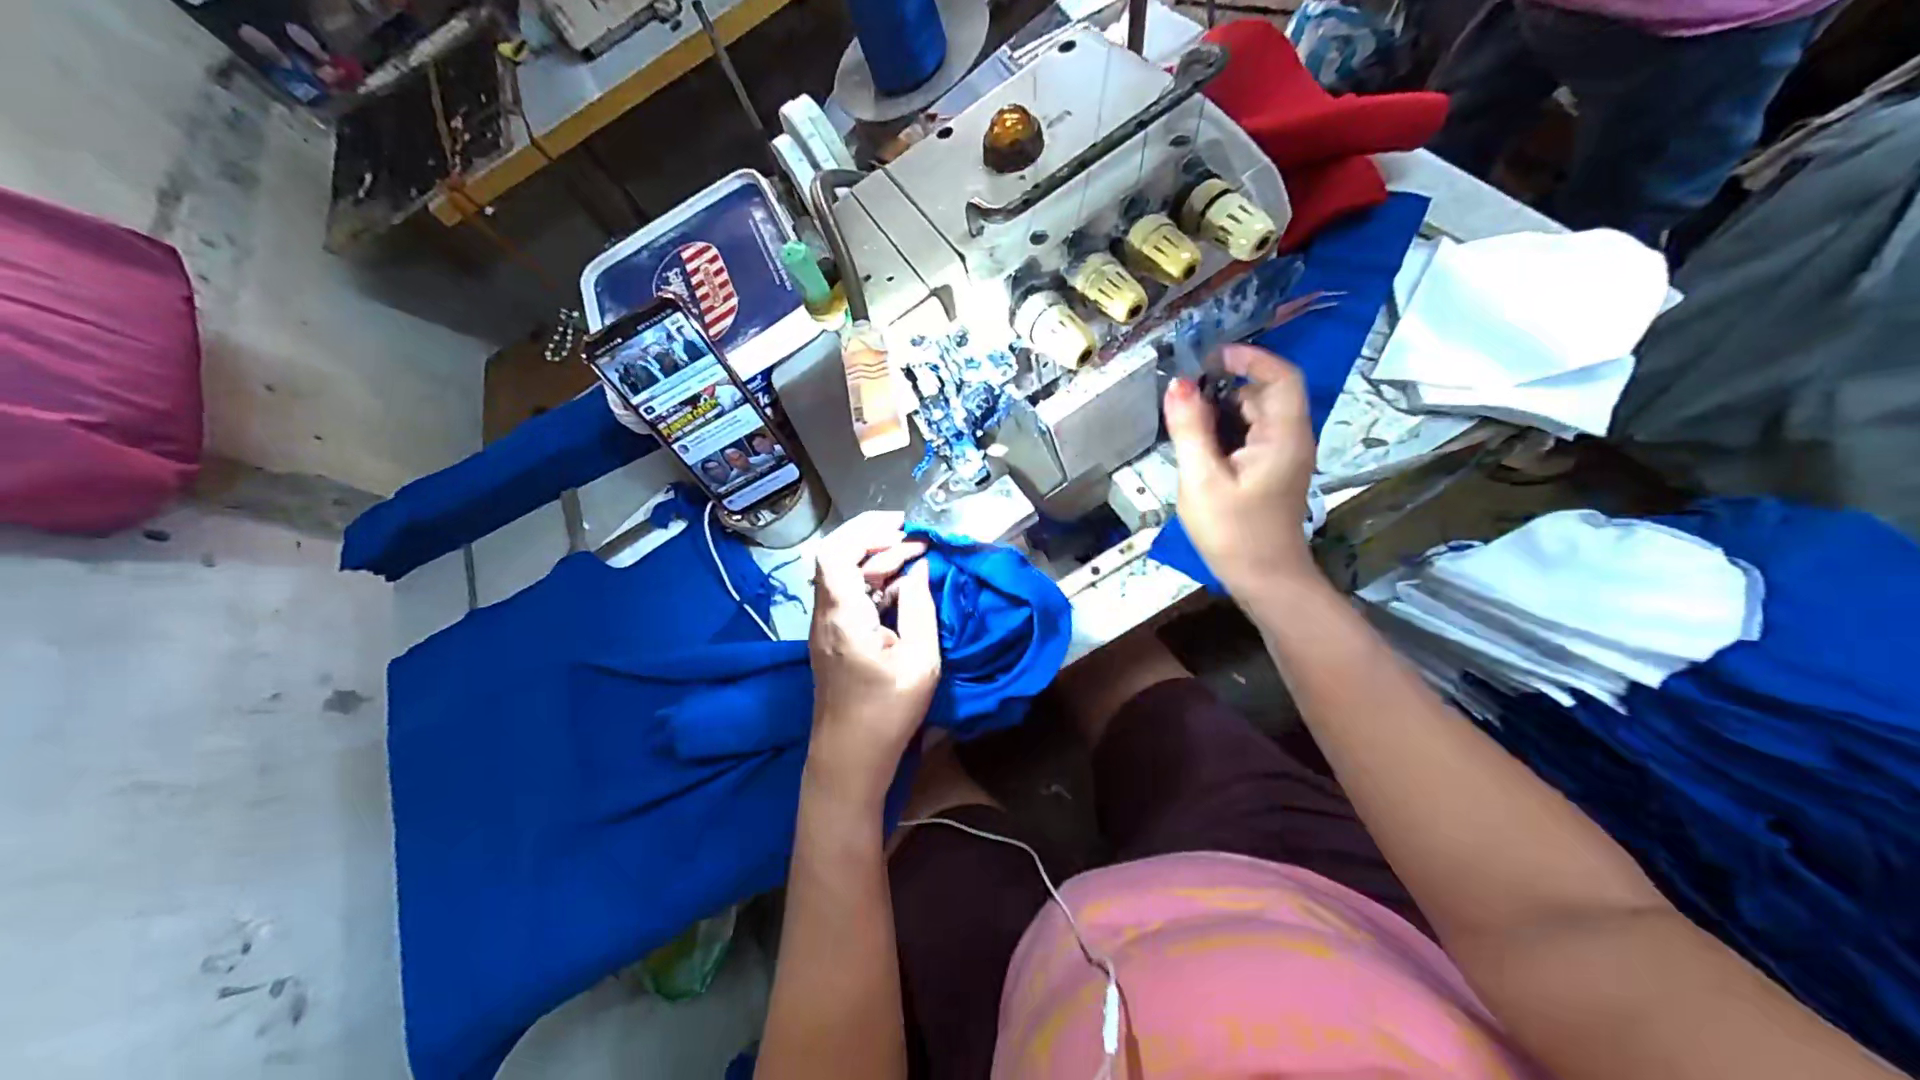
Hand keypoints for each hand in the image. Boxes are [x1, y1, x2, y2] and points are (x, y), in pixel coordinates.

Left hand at [807, 511, 941, 801]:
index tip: (902, 526)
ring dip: (878, 563)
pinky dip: (874, 585)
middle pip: (839, 558)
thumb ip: (919, 608)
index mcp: (843, 615)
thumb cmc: (886, 713)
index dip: (865, 528)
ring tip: (917, 562)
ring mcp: (826, 628)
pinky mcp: (834, 640)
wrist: (849, 759)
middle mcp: (826, 615)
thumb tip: (918, 570)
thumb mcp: (919, 660)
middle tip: (920, 545)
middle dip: (879, 542)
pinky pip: (850, 597)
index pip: (835, 551)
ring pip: (844, 577)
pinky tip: (902, 590)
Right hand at [1163, 345, 1320, 600]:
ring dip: (1225, 407)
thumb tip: (1177, 385)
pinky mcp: (1272, 471)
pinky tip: (1201, 443)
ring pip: (1258, 414)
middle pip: (1267, 393)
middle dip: (1229, 384)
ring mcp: (1283, 456)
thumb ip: (1190, 429)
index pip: (1280, 376)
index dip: (1250, 358)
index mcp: (1283, 435)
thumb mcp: (1202, 479)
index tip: (1211, 357)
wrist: (1264, 579)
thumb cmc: (1233, 532)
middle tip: (1187, 391)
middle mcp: (1291, 438)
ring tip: (1187, 418)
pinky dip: (1228, 428)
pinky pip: (1253, 434)